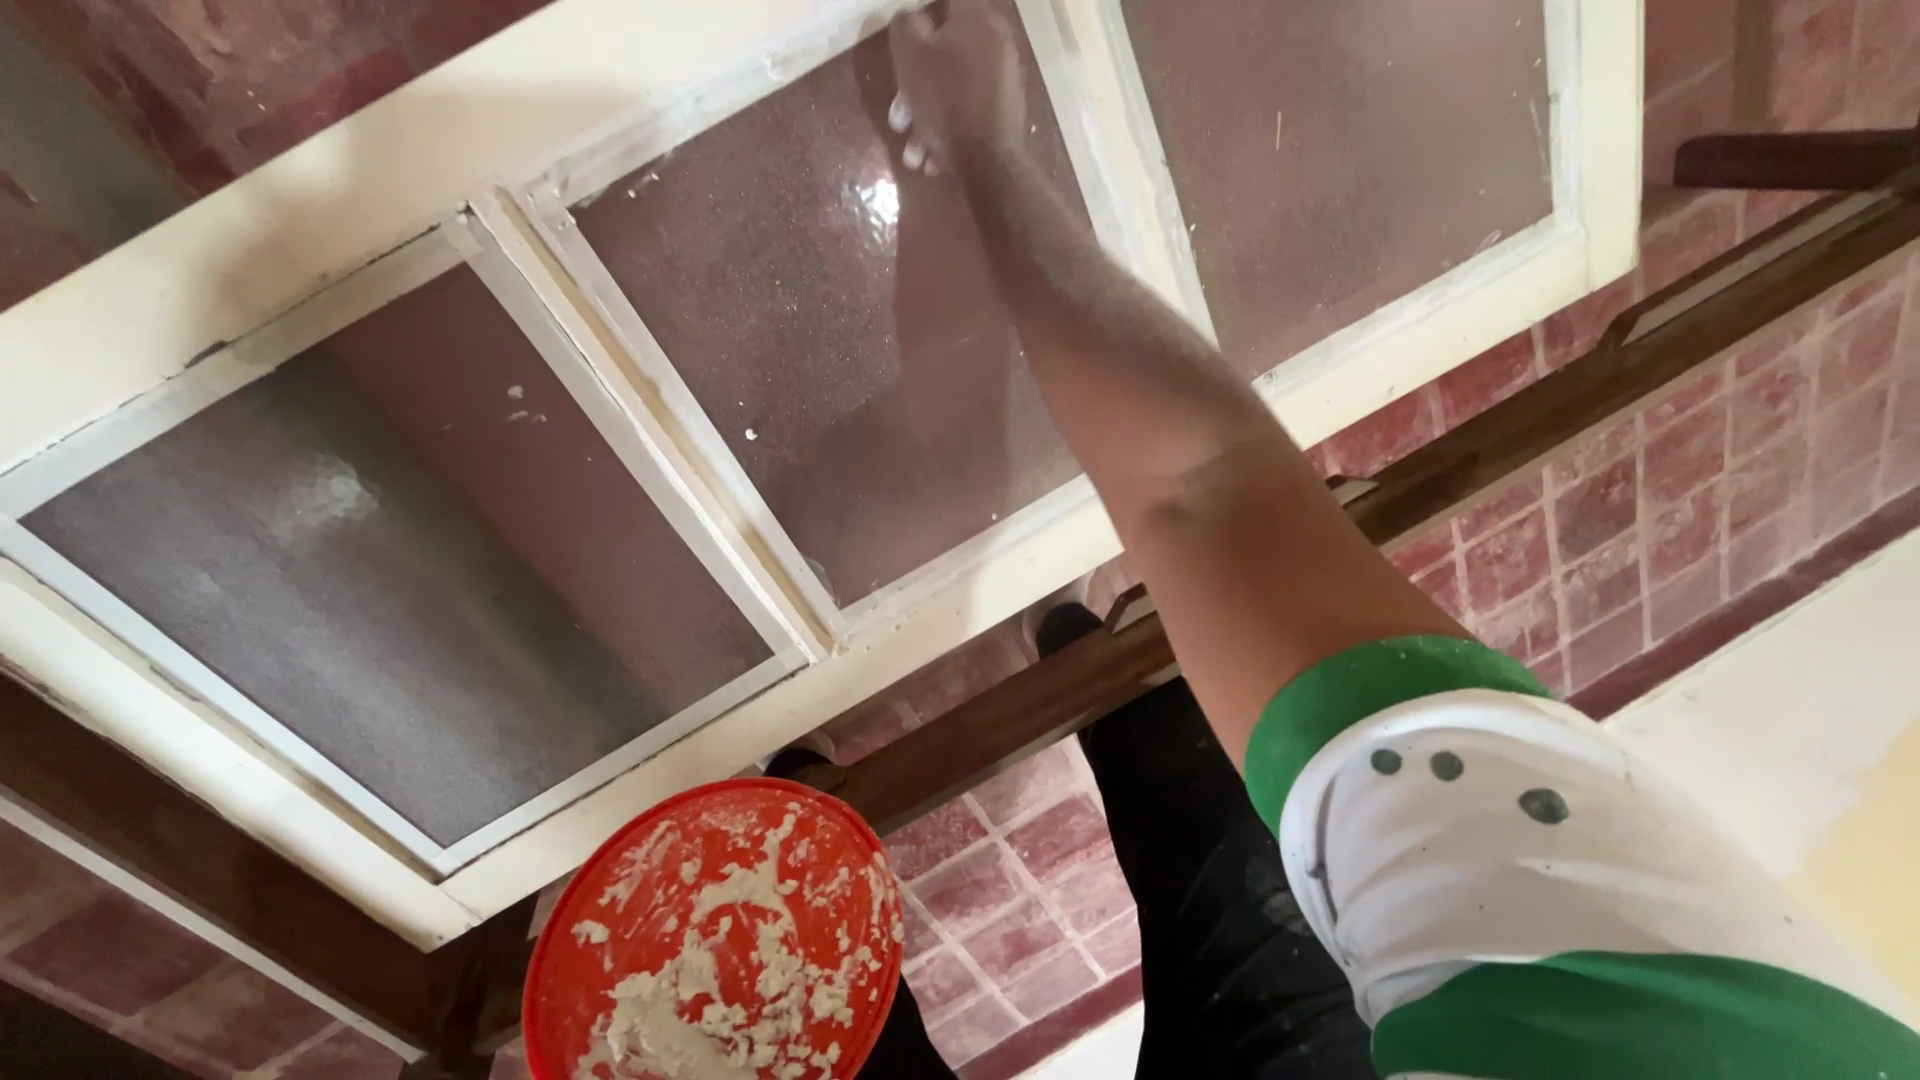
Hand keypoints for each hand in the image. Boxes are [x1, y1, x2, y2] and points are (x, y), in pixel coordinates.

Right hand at [887, 1, 1027, 173]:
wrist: (989, 161)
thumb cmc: (946, 101)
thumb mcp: (911, 57)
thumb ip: (906, 27)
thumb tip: (912, 20)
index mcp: (976, 17)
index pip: (950, 0)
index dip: (930, 9)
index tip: (915, 30)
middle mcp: (995, 43)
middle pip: (947, 54)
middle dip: (915, 88)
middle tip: (898, 117)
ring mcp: (1004, 81)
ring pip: (954, 92)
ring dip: (926, 121)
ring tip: (912, 154)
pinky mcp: (1006, 114)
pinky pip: (969, 114)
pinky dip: (948, 133)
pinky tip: (932, 160)